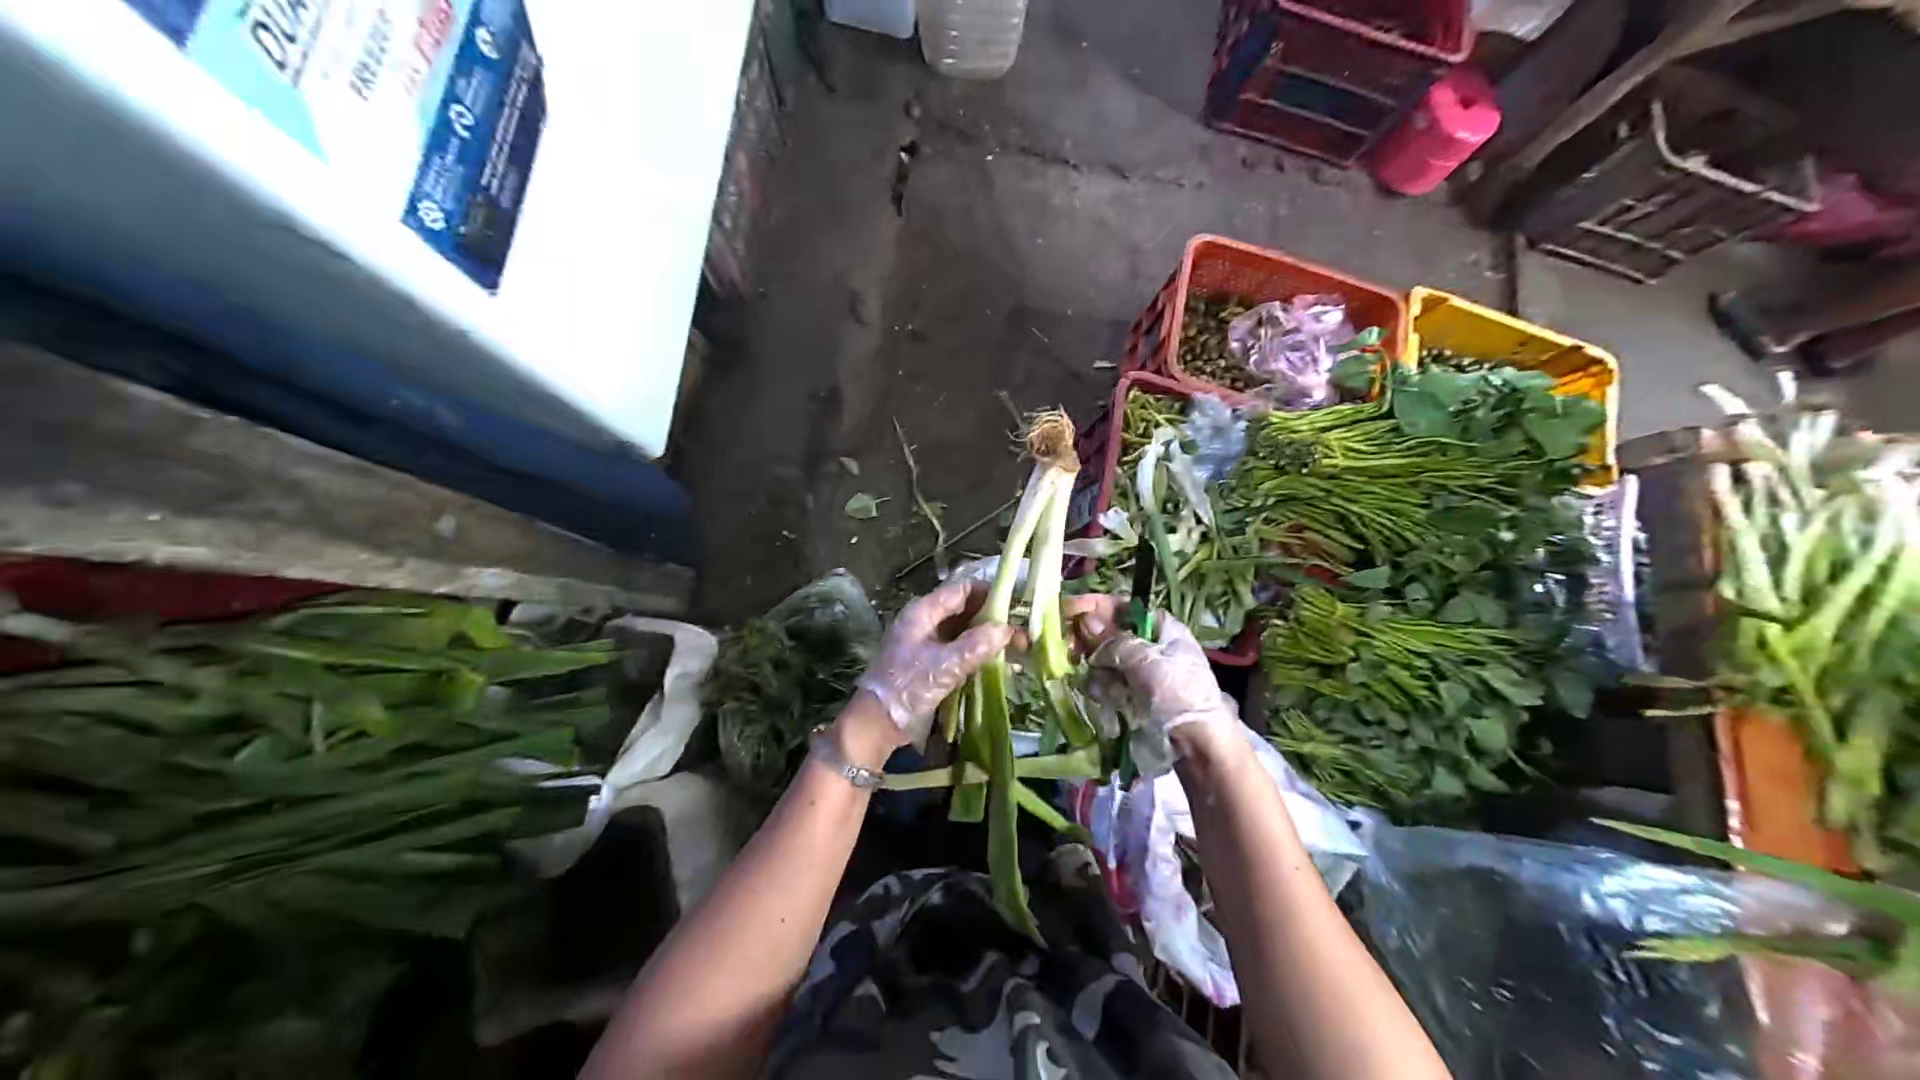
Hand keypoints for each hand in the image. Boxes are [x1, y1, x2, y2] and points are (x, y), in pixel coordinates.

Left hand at [855, 581, 1016, 748]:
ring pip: (965, 631)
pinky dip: (979, 654)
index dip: (989, 593)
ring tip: (1018, 649)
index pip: (962, 590)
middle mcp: (927, 622)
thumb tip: (1005, 629)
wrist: (878, 722)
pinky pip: (961, 651)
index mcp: (923, 612)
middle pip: (965, 610)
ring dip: (988, 638)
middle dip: (994, 619)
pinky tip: (1000, 663)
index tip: (1017, 604)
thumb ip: (975, 646)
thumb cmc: (906, 687)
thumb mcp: (943, 666)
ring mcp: (929, 643)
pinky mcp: (932, 663)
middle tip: (1022, 632)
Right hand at [1063, 595, 1238, 773]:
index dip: (1094, 606)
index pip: (1122, 608)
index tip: (1067, 609)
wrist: (1195, 744)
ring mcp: (1136, 674)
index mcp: (1160, 629)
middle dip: (1087, 637)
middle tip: (1067, 644)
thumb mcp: (1145, 659)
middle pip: (1108, 633)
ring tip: (1085, 674)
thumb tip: (1084, 621)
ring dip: (1090, 664)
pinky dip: (1097, 686)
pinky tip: (1099, 694)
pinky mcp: (1128, 697)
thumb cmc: (1177, 692)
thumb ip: (1112, 639)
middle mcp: (1147, 647)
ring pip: (1101, 659)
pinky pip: (1103, 683)